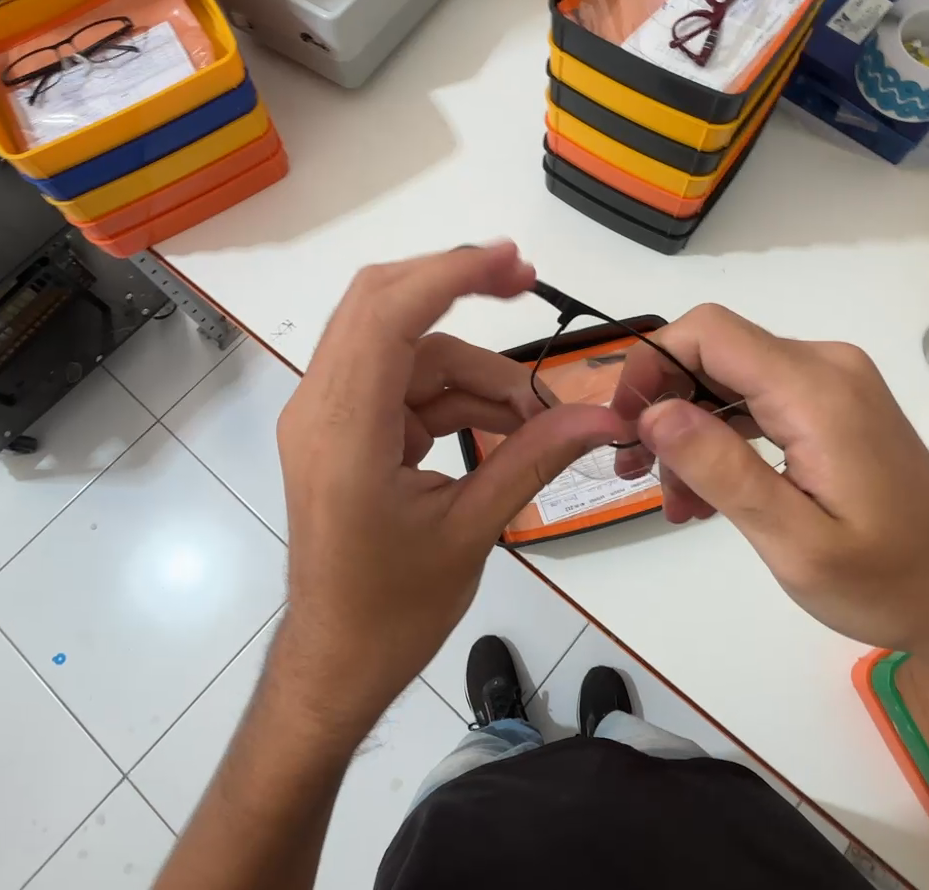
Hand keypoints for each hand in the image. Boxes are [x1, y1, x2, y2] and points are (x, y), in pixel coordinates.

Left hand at [272, 243, 625, 729]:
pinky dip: (456, 396)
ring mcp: (330, 415)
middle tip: (526, 284)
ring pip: (408, 351)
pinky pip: (406, 384)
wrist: (336, 662)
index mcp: (344, 431)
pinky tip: (504, 426)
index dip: (451, 274)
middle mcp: (322, 407)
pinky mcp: (347, 428)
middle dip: (458, 289)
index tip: (517, 266)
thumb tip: (605, 418)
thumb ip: (534, 459)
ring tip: (536, 417)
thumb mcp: (471, 531)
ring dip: (474, 371)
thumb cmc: (393, 612)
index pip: (386, 316)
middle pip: (383, 308)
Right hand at [618, 305, 928, 683]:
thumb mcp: (795, 542)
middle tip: (634, 471)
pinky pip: (757, 401)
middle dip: (662, 405)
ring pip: (728, 379)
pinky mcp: (833, 406)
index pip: (709, 332)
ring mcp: (832, 383)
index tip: (623, 424)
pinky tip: (706, 492)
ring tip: (673, 500)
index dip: (651, 364)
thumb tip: (653, 413)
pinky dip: (721, 437)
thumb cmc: (888, 583)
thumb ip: (722, 470)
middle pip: (714, 353)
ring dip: (688, 430)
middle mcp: (825, 367)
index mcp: (817, 390)